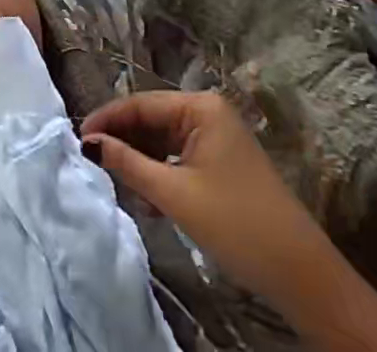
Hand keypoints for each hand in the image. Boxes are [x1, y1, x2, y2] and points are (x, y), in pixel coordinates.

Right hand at [83, 91, 331, 301]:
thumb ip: (128, 163)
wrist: (299, 272)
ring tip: (112, 180)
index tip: (77, 139)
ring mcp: (216, 137)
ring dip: (138, 160)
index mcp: (201, 107)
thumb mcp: (174, 194)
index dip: (107, 119)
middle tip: (89, 162)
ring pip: (162, 141)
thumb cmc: (236, 223)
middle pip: (151, 119)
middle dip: (122, 140)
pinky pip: (177, 158)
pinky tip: (142, 196)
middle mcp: (208, 113)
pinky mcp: (220, 163)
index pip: (141, 103)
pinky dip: (157, 173)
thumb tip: (88, 142)